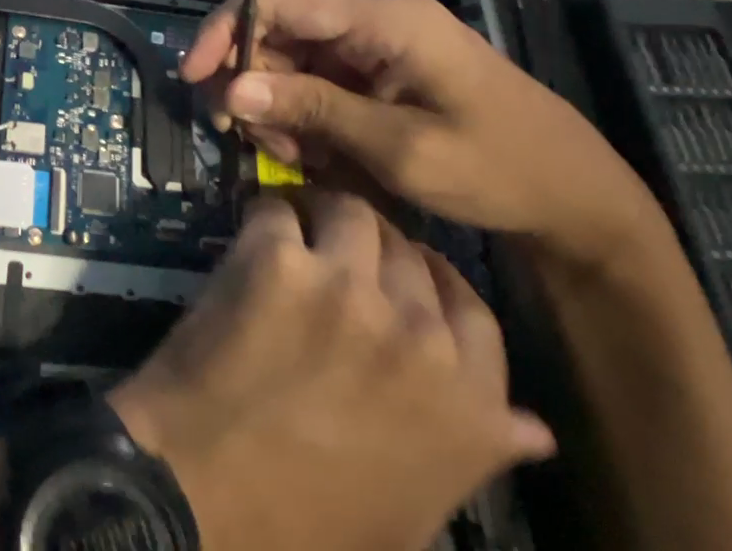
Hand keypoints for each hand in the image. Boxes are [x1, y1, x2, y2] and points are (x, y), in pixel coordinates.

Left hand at [110, 194, 553, 550]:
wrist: (197, 499)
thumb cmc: (304, 522)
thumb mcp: (413, 508)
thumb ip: (475, 451)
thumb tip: (534, 430)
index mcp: (469, 402)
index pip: (473, 310)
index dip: (433, 285)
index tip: (402, 279)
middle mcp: (420, 336)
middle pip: (409, 253)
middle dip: (377, 252)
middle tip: (337, 256)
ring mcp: (348, 290)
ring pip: (351, 214)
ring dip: (325, 219)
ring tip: (298, 232)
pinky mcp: (278, 262)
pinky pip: (277, 211)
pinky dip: (265, 219)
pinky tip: (252, 239)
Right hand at [180, 0, 661, 267]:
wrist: (572, 196)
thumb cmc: (498, 166)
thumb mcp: (401, 147)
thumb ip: (315, 111)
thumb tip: (233, 88)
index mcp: (384, 18)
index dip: (225, 31)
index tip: (194, 80)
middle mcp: (372, 19)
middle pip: (276, 32)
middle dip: (252, 85)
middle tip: (255, 141)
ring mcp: (373, 46)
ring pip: (288, 63)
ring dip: (276, 109)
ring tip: (297, 158)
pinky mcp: (375, 73)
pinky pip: (313, 85)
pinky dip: (301, 119)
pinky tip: (316, 155)